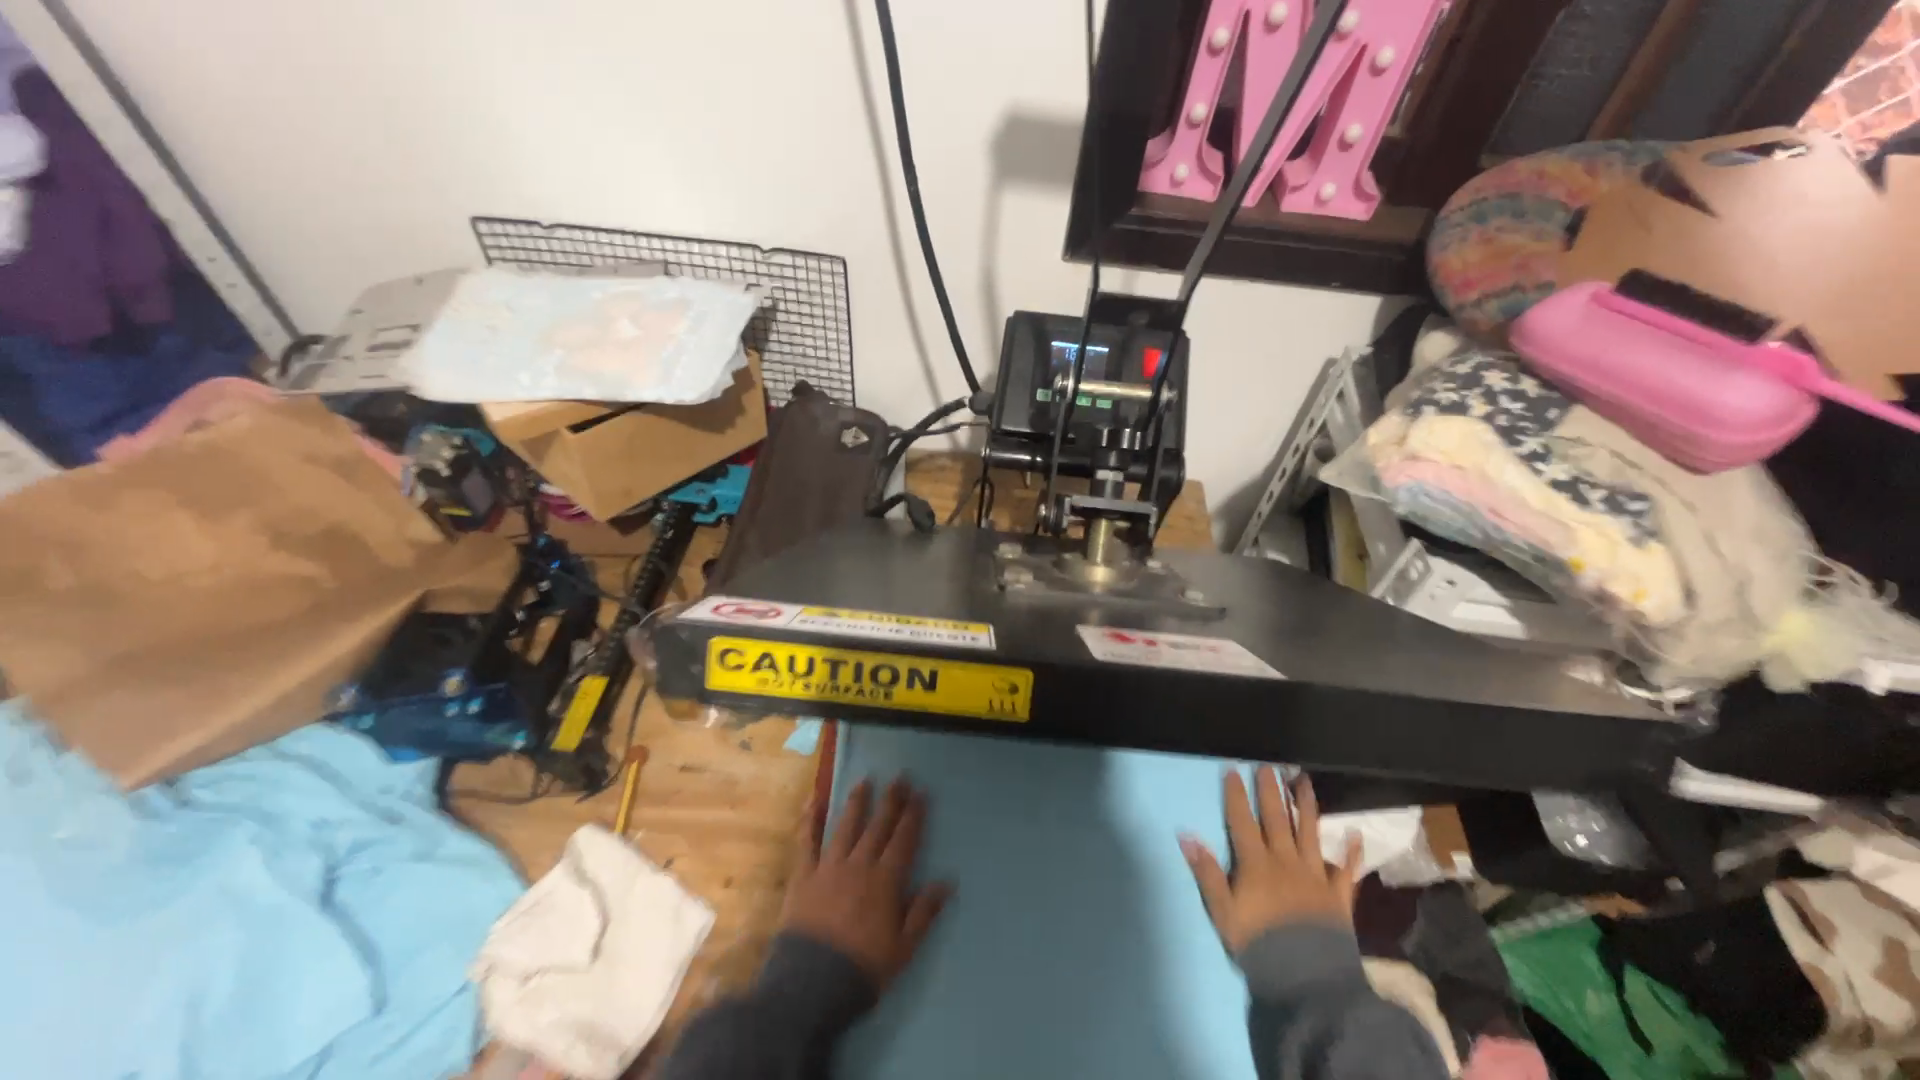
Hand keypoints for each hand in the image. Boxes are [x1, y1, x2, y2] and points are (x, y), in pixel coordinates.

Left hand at [780, 777, 952, 987]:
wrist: (812, 983)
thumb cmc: (864, 967)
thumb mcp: (903, 947)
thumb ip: (924, 912)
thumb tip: (946, 881)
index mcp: (886, 881)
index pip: (904, 840)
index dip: (913, 816)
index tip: (921, 793)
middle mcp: (859, 865)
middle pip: (878, 826)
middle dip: (891, 801)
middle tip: (899, 777)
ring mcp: (828, 867)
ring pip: (845, 827)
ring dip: (856, 803)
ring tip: (864, 782)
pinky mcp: (803, 875)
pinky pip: (807, 841)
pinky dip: (810, 820)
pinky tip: (814, 802)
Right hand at [1180, 768, 1362, 953]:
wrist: (1305, 975)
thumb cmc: (1257, 943)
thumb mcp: (1222, 910)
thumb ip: (1206, 872)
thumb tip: (1186, 835)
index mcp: (1256, 864)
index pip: (1242, 822)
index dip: (1237, 796)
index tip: (1233, 770)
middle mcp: (1286, 861)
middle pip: (1277, 819)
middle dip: (1271, 791)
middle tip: (1269, 765)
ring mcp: (1315, 875)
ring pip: (1310, 833)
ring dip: (1307, 806)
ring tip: (1304, 782)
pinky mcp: (1339, 895)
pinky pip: (1347, 870)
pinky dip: (1352, 852)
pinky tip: (1355, 834)